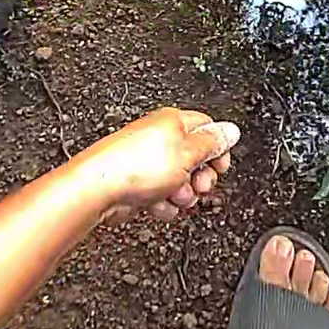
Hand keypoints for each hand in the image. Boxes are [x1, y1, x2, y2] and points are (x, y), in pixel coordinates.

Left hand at [65, 108, 239, 221]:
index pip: (208, 129)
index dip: (218, 150)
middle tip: (200, 186)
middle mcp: (160, 138)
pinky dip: (163, 204)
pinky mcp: (136, 182)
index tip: (220, 167)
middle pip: (196, 157)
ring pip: (179, 180)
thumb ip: (213, 143)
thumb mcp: (188, 153)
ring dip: (182, 194)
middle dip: (201, 177)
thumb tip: (231, 131)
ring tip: (174, 197)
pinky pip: (160, 194)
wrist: (97, 190)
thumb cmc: (135, 166)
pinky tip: (158, 206)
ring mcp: (147, 161)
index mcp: (174, 122)